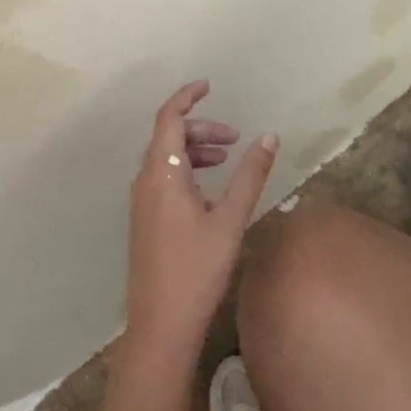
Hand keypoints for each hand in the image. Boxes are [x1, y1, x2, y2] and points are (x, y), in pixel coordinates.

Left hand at [124, 81, 277, 350]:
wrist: (161, 324)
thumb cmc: (198, 269)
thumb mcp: (231, 219)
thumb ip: (250, 175)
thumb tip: (269, 137)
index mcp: (163, 174)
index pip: (169, 118)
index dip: (187, 97)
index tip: (209, 86)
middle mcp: (145, 182)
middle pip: (169, 136)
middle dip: (202, 128)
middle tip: (235, 138)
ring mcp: (141, 203)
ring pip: (165, 158)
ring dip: (195, 149)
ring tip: (227, 158)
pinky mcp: (145, 220)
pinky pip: (163, 177)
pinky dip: (187, 169)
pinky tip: (209, 188)